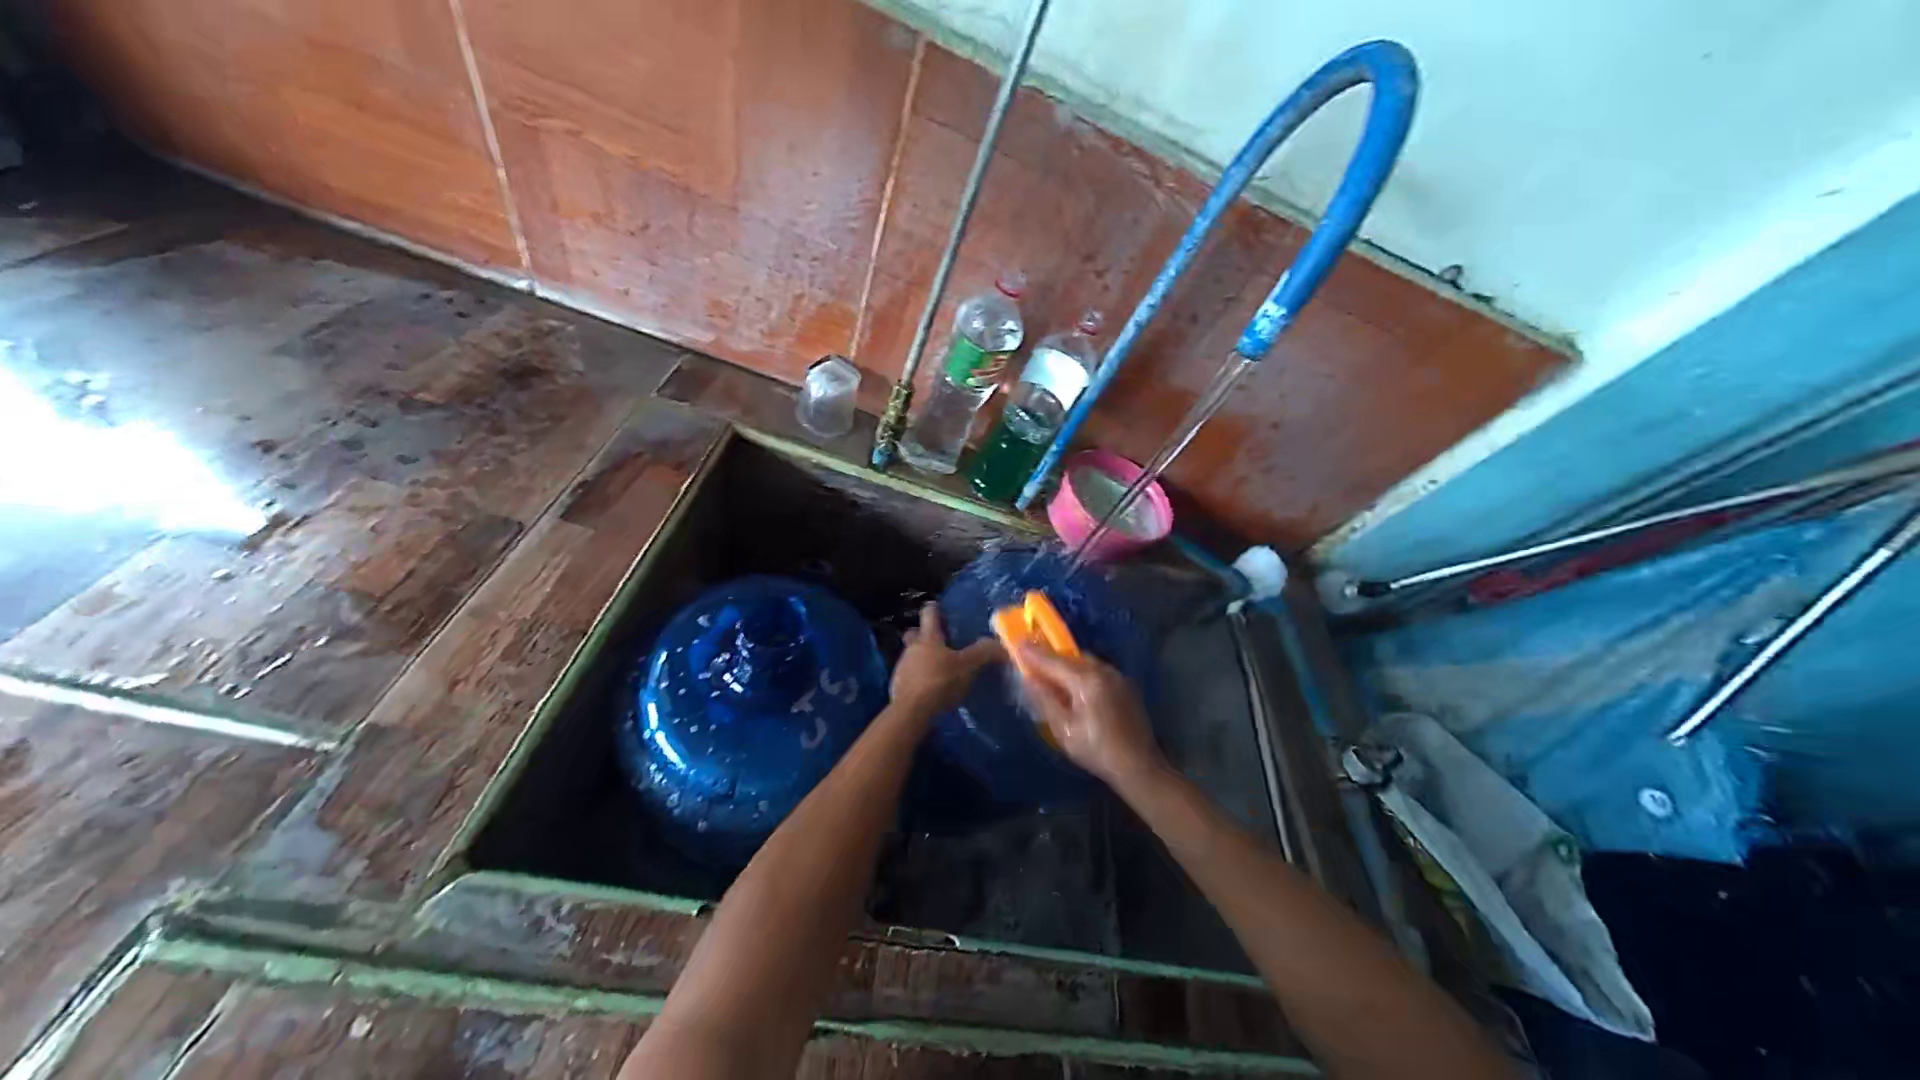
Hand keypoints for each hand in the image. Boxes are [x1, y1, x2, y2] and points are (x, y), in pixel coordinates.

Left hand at [890, 603, 1003, 715]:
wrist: (912, 712)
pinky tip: (931, 689)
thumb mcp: (968, 666)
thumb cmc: (940, 682)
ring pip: (912, 656)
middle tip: (940, 641)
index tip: (941, 608)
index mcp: (928, 637)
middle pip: (914, 634)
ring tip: (940, 670)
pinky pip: (910, 677)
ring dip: (922, 659)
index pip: (929, 613)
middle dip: (924, 635)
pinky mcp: (898, 687)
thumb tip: (1001, 644)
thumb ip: (984, 653)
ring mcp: (902, 668)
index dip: (935, 609)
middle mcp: (912, 648)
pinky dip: (919, 679)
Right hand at [1013, 646, 1165, 787]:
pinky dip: (1082, 672)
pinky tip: (1075, 686)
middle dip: (1050, 657)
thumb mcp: (1064, 729)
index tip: (1017, 643)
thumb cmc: (1097, 750)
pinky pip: (1098, 671)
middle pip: (1070, 657)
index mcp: (1087, 681)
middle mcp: (1104, 671)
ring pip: (1086, 662)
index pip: (1054, 661)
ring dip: (1067, 664)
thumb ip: (1045, 700)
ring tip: (1052, 675)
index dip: (1033, 653)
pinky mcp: (1126, 686)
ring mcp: (1118, 677)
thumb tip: (1029, 679)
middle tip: (1032, 660)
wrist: (1139, 767)